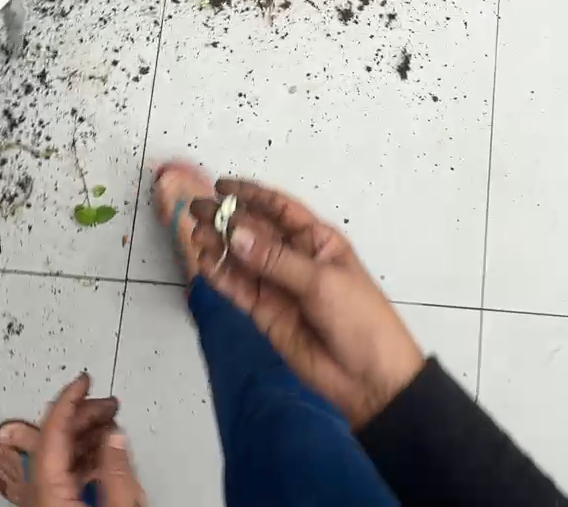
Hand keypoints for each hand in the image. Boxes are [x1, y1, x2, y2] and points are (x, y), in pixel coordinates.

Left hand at [30, 373, 143, 506]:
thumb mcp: (117, 506)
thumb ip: (117, 470)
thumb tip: (115, 436)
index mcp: (48, 487)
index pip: (52, 430)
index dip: (69, 398)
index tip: (84, 379)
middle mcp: (40, 493)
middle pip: (56, 439)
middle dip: (85, 414)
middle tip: (109, 404)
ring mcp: (46, 501)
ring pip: (61, 455)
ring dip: (87, 434)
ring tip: (112, 426)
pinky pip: (65, 473)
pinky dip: (85, 456)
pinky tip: (106, 455)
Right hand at [190, 178, 424, 428]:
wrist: (371, 380)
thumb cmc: (359, 318)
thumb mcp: (321, 282)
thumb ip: (275, 259)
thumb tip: (234, 233)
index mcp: (315, 239)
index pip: (278, 208)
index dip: (250, 194)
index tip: (220, 186)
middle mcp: (293, 256)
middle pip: (254, 231)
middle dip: (226, 219)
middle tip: (197, 210)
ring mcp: (278, 284)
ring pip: (241, 258)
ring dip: (219, 245)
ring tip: (196, 236)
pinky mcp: (265, 311)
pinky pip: (239, 288)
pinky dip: (221, 275)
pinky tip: (205, 263)